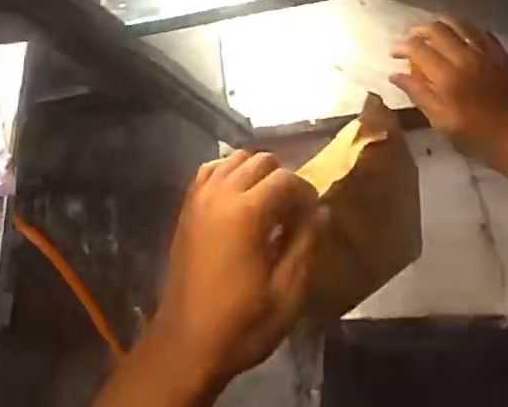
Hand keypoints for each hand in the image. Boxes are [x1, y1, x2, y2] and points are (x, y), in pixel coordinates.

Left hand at [142, 150, 323, 390]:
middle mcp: (221, 194)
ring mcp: (200, 198)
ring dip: (256, 173)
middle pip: (261, 161)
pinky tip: (238, 198)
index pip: (286, 179)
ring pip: (236, 159)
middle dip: (282, 179)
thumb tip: (322, 210)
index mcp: (246, 213)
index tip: (313, 215)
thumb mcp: (286, 294)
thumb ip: (306, 244)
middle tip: (291, 212)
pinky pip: (211, 170)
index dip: (305, 192)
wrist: (185, 347)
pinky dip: (228, 173)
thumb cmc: (241, 324)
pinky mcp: (187, 207)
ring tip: (266, 205)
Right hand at [391, 20, 507, 162]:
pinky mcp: (501, 54)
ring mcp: (485, 53)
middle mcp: (464, 57)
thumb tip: (396, 74)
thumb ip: (418, 94)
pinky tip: (463, 35)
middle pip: (437, 30)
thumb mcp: (441, 122)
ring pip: (460, 24)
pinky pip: (482, 32)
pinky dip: (468, 30)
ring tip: (434, 31)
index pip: (418, 48)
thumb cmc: (477, 137)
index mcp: (447, 76)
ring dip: (443, 23)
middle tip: (411, 38)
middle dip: (419, 30)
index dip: (402, 46)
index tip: (394, 53)